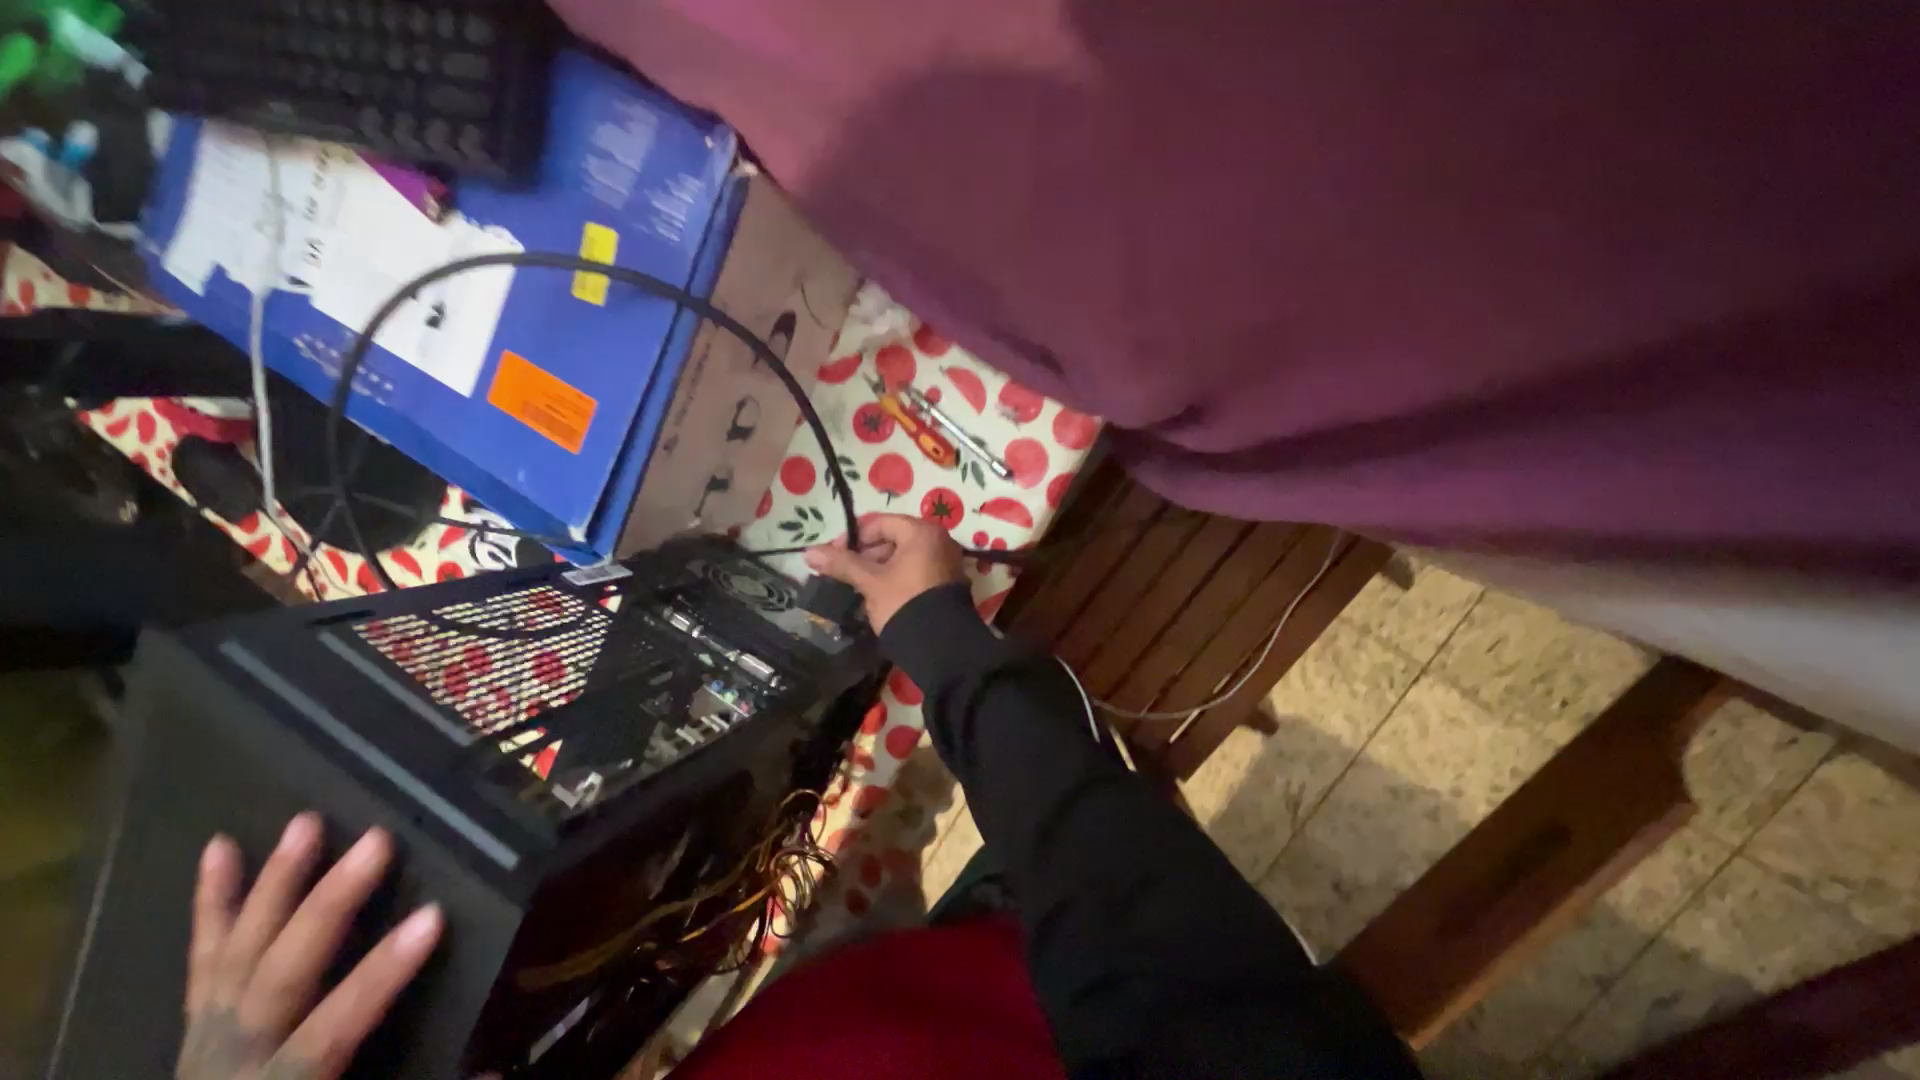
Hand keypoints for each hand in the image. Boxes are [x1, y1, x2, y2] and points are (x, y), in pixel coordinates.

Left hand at [179, 813, 444, 1079]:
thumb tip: (492, 1072)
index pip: (331, 1031)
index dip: (380, 976)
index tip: (434, 917)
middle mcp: (233, 1060)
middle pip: (279, 977)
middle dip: (330, 905)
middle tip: (379, 841)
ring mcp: (204, 1037)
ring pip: (238, 954)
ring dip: (275, 885)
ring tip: (306, 823)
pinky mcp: (197, 1019)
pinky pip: (201, 958)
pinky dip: (210, 902)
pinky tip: (220, 847)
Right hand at [805, 513, 964, 632]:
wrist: (941, 647)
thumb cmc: (903, 603)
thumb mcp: (870, 582)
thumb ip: (841, 564)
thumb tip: (808, 552)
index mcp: (922, 532)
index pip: (880, 522)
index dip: (854, 537)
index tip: (834, 554)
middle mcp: (940, 540)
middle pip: (894, 538)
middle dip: (866, 554)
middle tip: (846, 573)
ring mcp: (946, 562)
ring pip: (905, 557)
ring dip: (880, 568)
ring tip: (860, 587)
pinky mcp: (947, 583)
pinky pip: (917, 571)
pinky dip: (897, 577)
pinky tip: (881, 595)